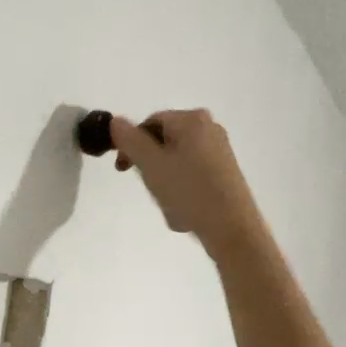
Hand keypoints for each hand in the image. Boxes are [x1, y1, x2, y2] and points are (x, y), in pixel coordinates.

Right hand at [110, 109, 264, 252]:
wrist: (230, 226)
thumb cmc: (188, 192)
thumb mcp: (151, 165)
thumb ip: (129, 140)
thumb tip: (115, 121)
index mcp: (191, 119)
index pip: (149, 123)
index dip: (131, 144)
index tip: (123, 169)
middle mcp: (209, 127)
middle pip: (163, 141)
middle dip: (149, 164)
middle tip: (147, 187)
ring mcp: (219, 149)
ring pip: (176, 158)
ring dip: (164, 179)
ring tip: (167, 201)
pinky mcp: (225, 170)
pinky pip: (191, 171)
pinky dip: (180, 186)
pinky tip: (182, 206)